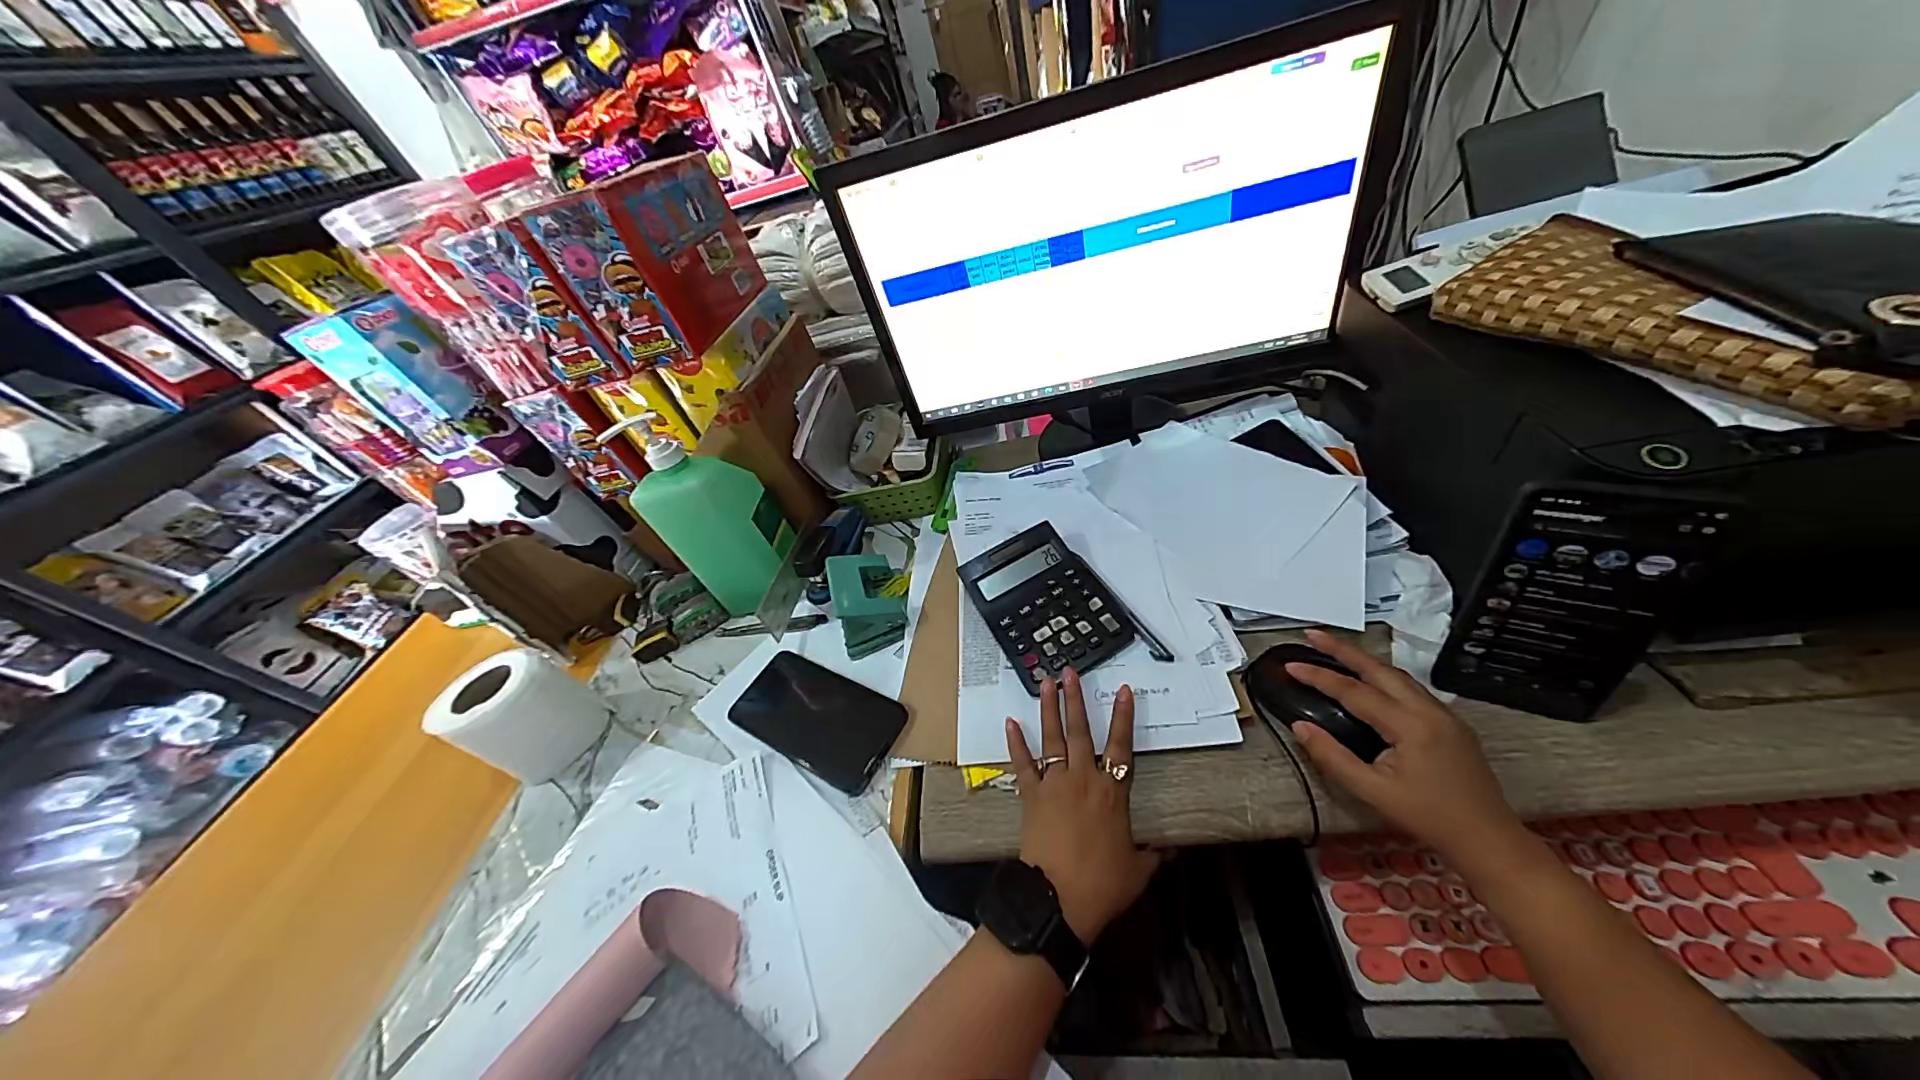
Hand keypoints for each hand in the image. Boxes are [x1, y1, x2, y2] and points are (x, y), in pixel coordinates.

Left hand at [1004, 669, 1160, 945]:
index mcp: (1112, 793)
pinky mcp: (1031, 796)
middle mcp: (1083, 780)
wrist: (1058, 899)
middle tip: (1071, 673)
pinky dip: (1016, 743)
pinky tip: (1011, 722)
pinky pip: (1023, 764)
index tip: (1124, 690)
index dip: (1124, 717)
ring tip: (1046, 684)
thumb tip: (1172, 849)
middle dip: (1076, 700)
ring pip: (1052, 739)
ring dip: (1049, 709)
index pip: (1121, 746)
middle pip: (1080, 731)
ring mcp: (1054, 785)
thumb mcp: (1138, 870)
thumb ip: (1154, 854)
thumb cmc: (1102, 885)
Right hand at [1284, 629, 1525, 859]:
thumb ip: (1332, 757)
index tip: (1290, 665)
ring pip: (1398, 675)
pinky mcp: (1452, 724)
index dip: (1318, 676)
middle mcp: (1429, 711)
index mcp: (1409, 725)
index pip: (1354, 691)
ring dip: (1365, 660)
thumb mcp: (1372, 791)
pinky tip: (1371, 680)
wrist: (1488, 839)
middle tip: (1313, 634)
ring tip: (1336, 650)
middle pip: (1379, 669)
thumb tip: (1299, 726)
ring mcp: (1445, 715)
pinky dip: (1384, 676)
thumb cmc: (1427, 818)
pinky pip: (1412, 688)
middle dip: (1343, 649)